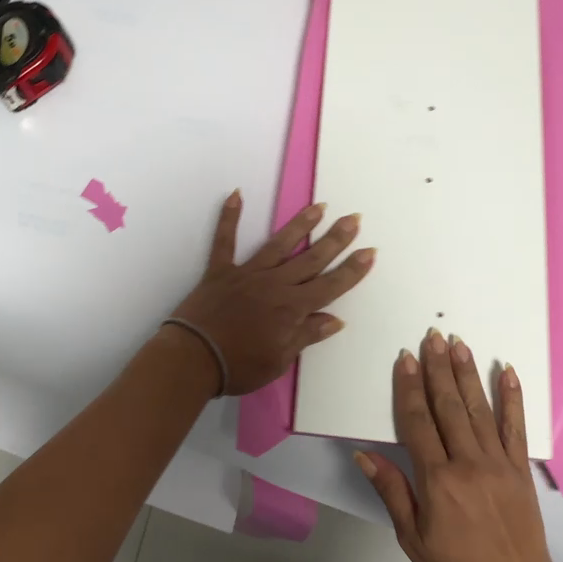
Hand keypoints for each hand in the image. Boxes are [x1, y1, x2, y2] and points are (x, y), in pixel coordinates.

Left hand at [168, 191, 374, 394]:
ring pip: (279, 244)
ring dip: (300, 224)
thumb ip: (306, 335)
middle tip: (353, 218)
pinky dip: (229, 217)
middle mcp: (275, 284)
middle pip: (311, 259)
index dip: (352, 270)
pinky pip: (225, 240)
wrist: (193, 359)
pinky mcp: (220, 271)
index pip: (330, 286)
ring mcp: (247, 274)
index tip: (369, 251)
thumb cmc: (239, 366)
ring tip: (318, 206)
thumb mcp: (279, 360)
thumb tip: (335, 319)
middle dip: (335, 239)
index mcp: (292, 309)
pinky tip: (236, 194)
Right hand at [357, 330, 562, 561]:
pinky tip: (507, 372)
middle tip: (431, 336)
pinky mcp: (520, 468)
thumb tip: (365, 455)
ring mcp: (498, 462)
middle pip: (449, 406)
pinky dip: (512, 398)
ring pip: (480, 408)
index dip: (409, 389)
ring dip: (468, 374)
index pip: (418, 423)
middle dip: (437, 369)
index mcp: (437, 480)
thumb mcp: (413, 538)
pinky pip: (516, 426)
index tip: (404, 359)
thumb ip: (392, 492)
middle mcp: (468, 463)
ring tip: (459, 343)